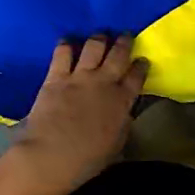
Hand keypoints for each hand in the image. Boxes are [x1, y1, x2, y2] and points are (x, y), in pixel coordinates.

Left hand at [11, 35, 147, 190]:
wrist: (51, 155)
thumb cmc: (86, 160)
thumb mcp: (115, 145)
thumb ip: (121, 124)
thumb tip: (123, 113)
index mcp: (122, 102)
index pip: (136, 77)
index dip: (141, 66)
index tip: (142, 59)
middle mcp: (104, 83)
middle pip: (118, 55)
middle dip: (124, 42)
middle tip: (126, 35)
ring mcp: (79, 77)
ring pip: (94, 47)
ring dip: (99, 38)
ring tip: (101, 35)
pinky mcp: (56, 77)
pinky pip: (63, 53)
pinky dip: (66, 44)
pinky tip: (68, 41)